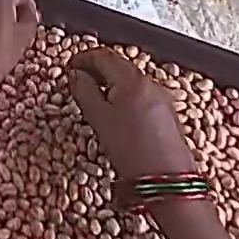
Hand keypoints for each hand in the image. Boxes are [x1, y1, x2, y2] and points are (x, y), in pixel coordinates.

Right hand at [69, 47, 196, 179]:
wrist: (168, 183)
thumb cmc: (131, 150)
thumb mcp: (98, 118)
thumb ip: (84, 90)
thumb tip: (76, 74)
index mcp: (131, 80)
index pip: (103, 56)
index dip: (83, 58)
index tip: (70, 67)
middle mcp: (150, 83)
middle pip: (118, 65)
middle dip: (96, 69)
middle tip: (78, 81)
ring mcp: (161, 98)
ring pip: (129, 80)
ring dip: (110, 83)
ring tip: (93, 98)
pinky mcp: (167, 114)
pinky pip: (140, 94)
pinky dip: (124, 95)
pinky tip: (115, 112)